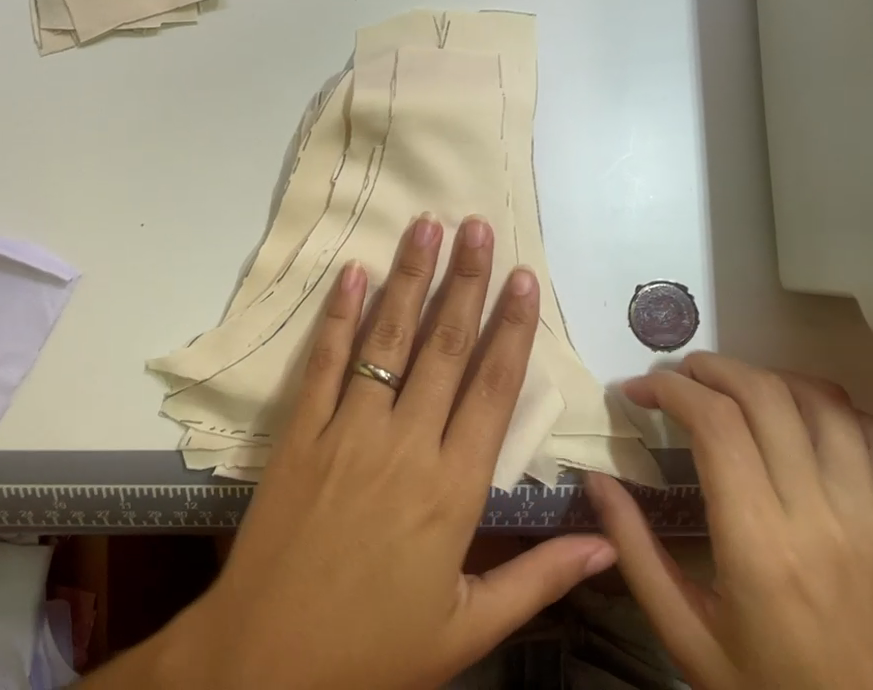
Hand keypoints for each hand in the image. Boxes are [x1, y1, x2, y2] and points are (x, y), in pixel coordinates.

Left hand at [94, 215, 618, 689]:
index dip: (512, 330)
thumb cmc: (372, 649)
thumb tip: (608, 545)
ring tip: (426, 227)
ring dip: (409, 281)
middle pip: (444, 349)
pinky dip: (338, 318)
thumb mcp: (466, 626)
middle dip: (465, 282)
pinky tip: (354, 275)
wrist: (265, 660)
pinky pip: (323, 366)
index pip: (492, 391)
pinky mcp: (299, 435)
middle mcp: (404, 446)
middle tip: (477, 226)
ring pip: (387, 343)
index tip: (525, 279)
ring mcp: (347, 434)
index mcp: (453, 489)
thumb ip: (537, 579)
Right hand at [587, 354, 872, 689]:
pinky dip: (842, 410)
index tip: (635, 391)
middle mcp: (819, 514)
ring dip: (770, 378)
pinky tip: (805, 420)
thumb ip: (636, 554)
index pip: (716, 424)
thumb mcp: (686, 637)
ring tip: (731, 387)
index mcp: (758, 543)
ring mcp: (869, 515)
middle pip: (767, 397)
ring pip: (825, 405)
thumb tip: (596, 481)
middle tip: (675, 377)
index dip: (670, 390)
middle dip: (712, 368)